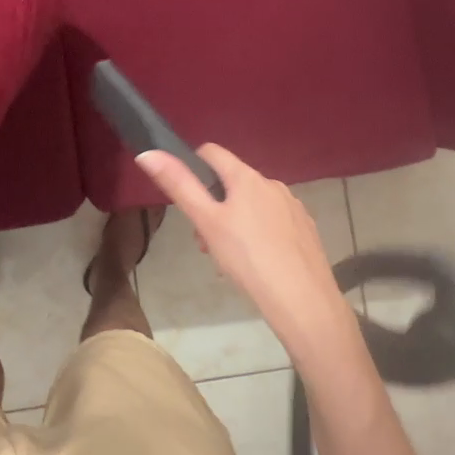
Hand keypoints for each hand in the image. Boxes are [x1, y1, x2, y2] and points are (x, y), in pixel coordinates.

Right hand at [136, 143, 357, 356]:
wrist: (304, 302)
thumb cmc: (248, 259)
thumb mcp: (206, 223)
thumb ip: (179, 186)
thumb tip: (148, 153)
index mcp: (246, 177)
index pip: (211, 152)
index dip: (193, 167)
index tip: (187, 198)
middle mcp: (272, 183)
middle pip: (232, 182)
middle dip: (213, 205)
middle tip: (204, 242)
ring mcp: (292, 206)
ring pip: (252, 204)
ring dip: (234, 221)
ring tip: (228, 260)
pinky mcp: (306, 229)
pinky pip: (273, 222)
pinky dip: (259, 235)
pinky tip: (256, 265)